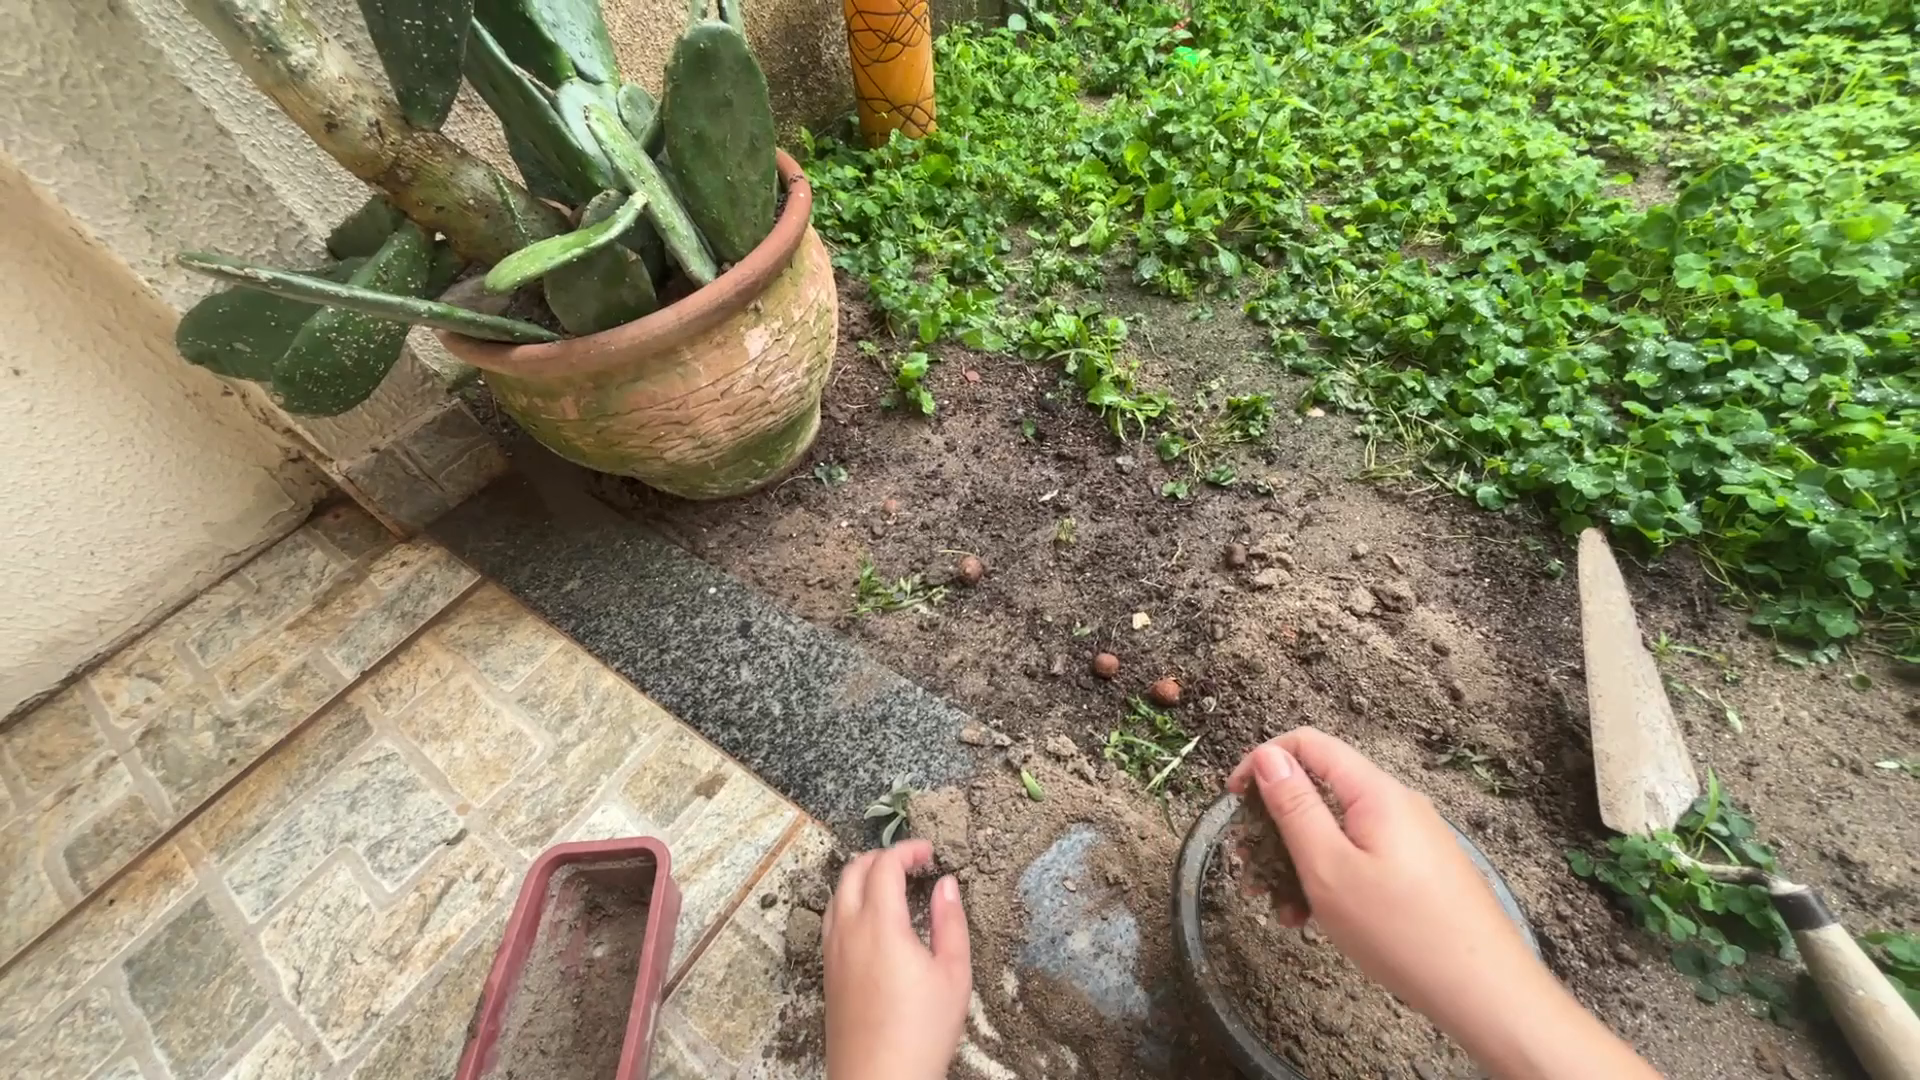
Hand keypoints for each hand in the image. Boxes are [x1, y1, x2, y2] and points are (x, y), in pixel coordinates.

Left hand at [823, 840, 970, 1079]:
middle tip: (912, 864)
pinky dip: (850, 900)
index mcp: (880, 924)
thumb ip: (951, 921)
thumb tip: (946, 884)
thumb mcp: (954, 975)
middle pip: (854, 870)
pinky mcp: (827, 972)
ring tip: (893, 885)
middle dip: (882, 856)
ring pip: (837, 892)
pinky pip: (832, 918)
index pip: (885, 864)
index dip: (907, 849)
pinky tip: (873, 919)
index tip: (929, 851)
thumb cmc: (921, 1032)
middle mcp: (849, 930)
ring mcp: (833, 951)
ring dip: (863, 876)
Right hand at [1227, 728, 1658, 1079]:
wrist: (1492, 1000)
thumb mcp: (1328, 867)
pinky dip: (1329, 875)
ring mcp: (1412, 839)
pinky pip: (1360, 856)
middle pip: (1320, 788)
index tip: (1235, 800)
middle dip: (1275, 821)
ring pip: (1336, 828)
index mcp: (1375, 792)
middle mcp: (1396, 804)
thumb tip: (1267, 755)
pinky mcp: (1420, 871)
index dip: (1262, 761)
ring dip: (1297, 856)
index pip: (1307, 743)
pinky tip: (1313, 917)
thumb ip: (1294, 806)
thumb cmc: (1402, 932)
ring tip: (1276, 902)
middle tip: (1247, 861)